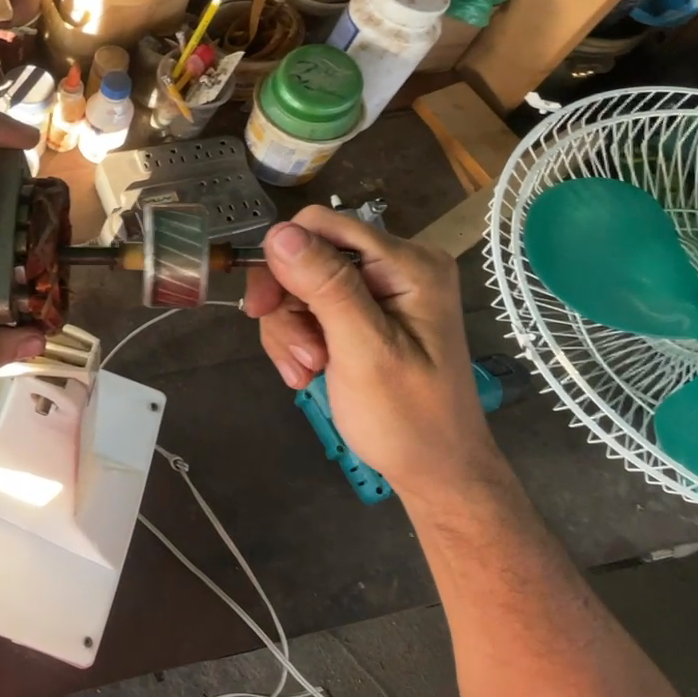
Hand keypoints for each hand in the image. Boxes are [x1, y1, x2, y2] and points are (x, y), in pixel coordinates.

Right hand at [244, 206, 503, 499]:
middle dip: (288, 307)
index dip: (282, 260)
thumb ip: (325, 287)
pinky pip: (306, 310)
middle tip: (299, 355)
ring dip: (290, 331)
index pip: (321, 226)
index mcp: (408, 263)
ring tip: (307, 371)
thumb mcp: (364, 350)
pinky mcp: (361, 314)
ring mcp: (378, 291)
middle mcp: (394, 266)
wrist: (433, 469)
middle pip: (304, 258)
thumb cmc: (407, 416)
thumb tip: (279, 232)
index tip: (264, 309)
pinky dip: (297, 341)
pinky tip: (309, 372)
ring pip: (297, 287)